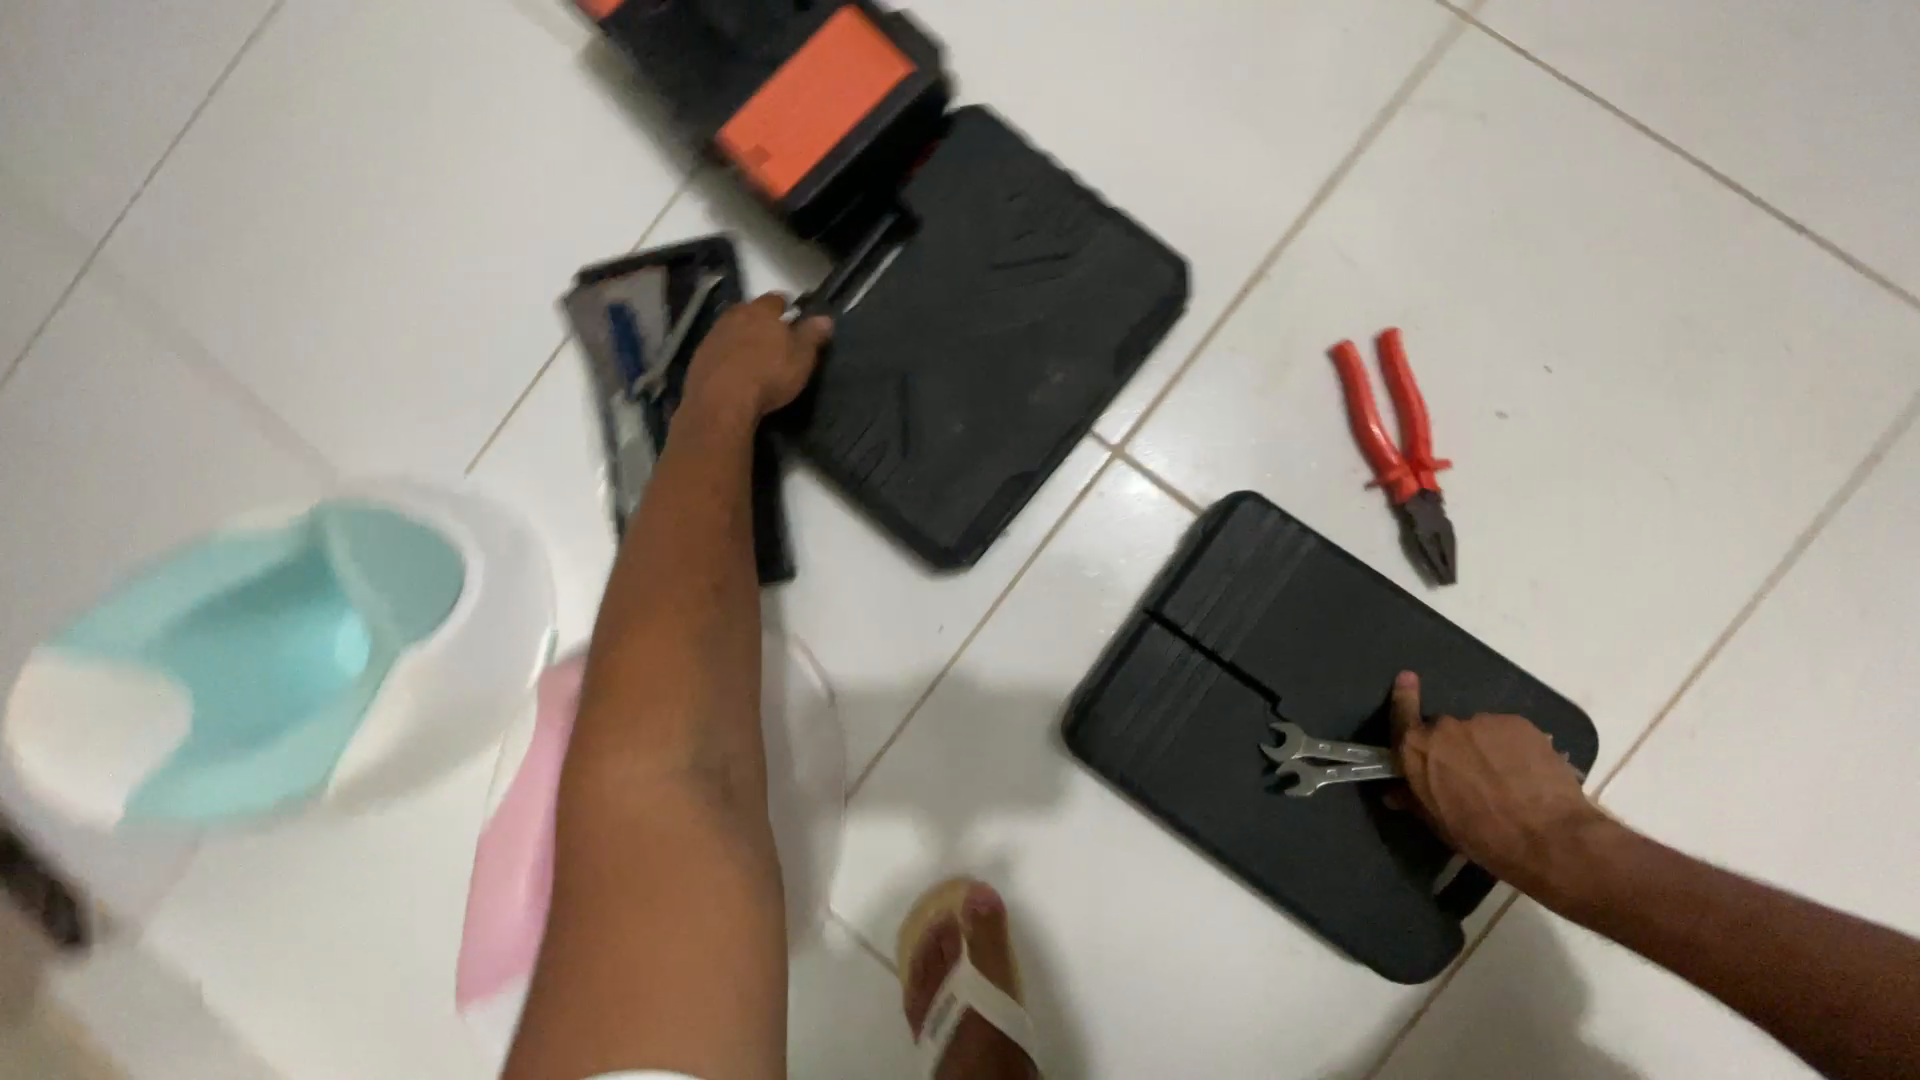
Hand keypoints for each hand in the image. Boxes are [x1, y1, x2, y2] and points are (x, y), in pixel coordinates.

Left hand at [680, 293, 831, 423]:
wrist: (721, 400)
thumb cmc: (769, 375)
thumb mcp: (801, 358)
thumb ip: (812, 335)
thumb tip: (826, 318)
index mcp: (762, 311)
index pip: (775, 299)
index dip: (784, 306)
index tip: (790, 314)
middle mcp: (734, 316)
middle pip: (748, 311)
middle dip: (759, 320)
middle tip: (770, 335)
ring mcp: (713, 335)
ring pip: (730, 329)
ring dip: (740, 337)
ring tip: (751, 354)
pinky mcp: (699, 357)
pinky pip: (717, 349)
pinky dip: (726, 355)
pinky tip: (732, 370)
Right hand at [1389, 671, 1607, 893]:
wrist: (1549, 837)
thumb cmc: (1483, 836)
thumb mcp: (1439, 823)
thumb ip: (1414, 800)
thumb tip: (1395, 792)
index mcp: (1416, 750)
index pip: (1402, 713)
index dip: (1404, 696)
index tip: (1407, 677)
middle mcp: (1445, 727)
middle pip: (1444, 729)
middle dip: (1453, 746)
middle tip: (1472, 773)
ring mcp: (1483, 722)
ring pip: (1479, 731)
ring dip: (1485, 747)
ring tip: (1507, 777)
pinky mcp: (1519, 724)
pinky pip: (1508, 732)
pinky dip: (1513, 747)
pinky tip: (1528, 772)